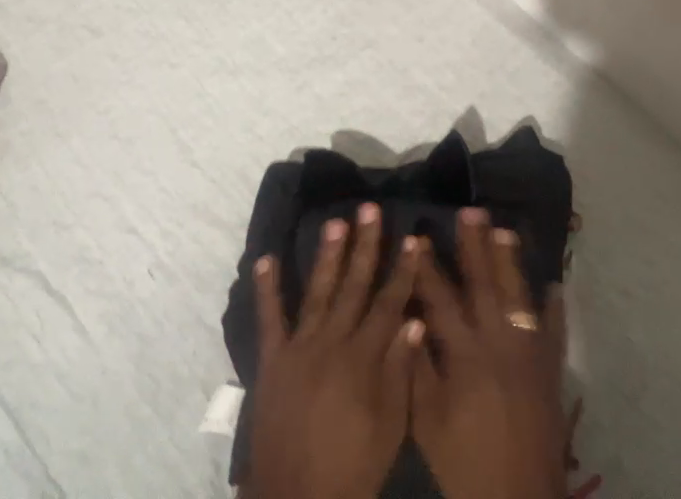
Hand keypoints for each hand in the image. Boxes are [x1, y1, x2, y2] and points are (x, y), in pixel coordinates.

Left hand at [244, 202, 424, 498]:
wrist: (296, 497)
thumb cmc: (352, 466)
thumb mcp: (390, 426)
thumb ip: (400, 371)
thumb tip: (414, 319)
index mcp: (364, 360)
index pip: (388, 304)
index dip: (402, 271)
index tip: (413, 239)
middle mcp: (331, 344)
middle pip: (354, 288)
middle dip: (365, 248)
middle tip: (371, 210)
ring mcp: (298, 350)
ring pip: (317, 293)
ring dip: (327, 256)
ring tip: (336, 222)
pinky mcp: (272, 362)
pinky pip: (269, 319)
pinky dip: (267, 288)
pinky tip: (267, 259)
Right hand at [412, 208, 566, 498]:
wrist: (519, 496)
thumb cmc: (463, 462)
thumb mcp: (427, 419)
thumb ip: (418, 367)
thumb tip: (409, 320)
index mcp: (464, 355)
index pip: (441, 300)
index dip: (427, 268)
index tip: (417, 237)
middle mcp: (499, 343)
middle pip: (485, 285)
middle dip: (475, 246)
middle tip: (471, 212)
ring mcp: (530, 354)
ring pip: (520, 296)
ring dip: (511, 261)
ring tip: (505, 229)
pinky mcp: (550, 370)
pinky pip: (554, 329)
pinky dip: (553, 306)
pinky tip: (553, 284)